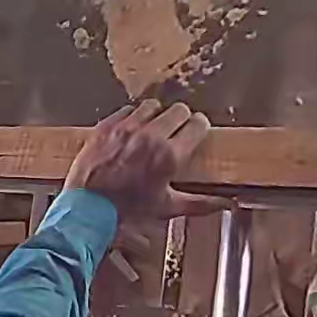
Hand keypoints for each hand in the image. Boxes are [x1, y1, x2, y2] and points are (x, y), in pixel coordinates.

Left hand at [66, 100, 228, 219]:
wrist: (87, 208)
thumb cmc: (127, 210)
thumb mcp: (166, 207)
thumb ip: (201, 203)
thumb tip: (228, 204)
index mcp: (170, 156)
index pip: (198, 124)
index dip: (198, 127)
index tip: (196, 131)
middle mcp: (151, 137)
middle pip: (179, 110)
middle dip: (180, 119)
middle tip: (175, 131)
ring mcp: (126, 129)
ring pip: (152, 106)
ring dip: (156, 115)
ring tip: (152, 129)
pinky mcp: (107, 126)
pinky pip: (126, 110)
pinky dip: (131, 118)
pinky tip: (130, 131)